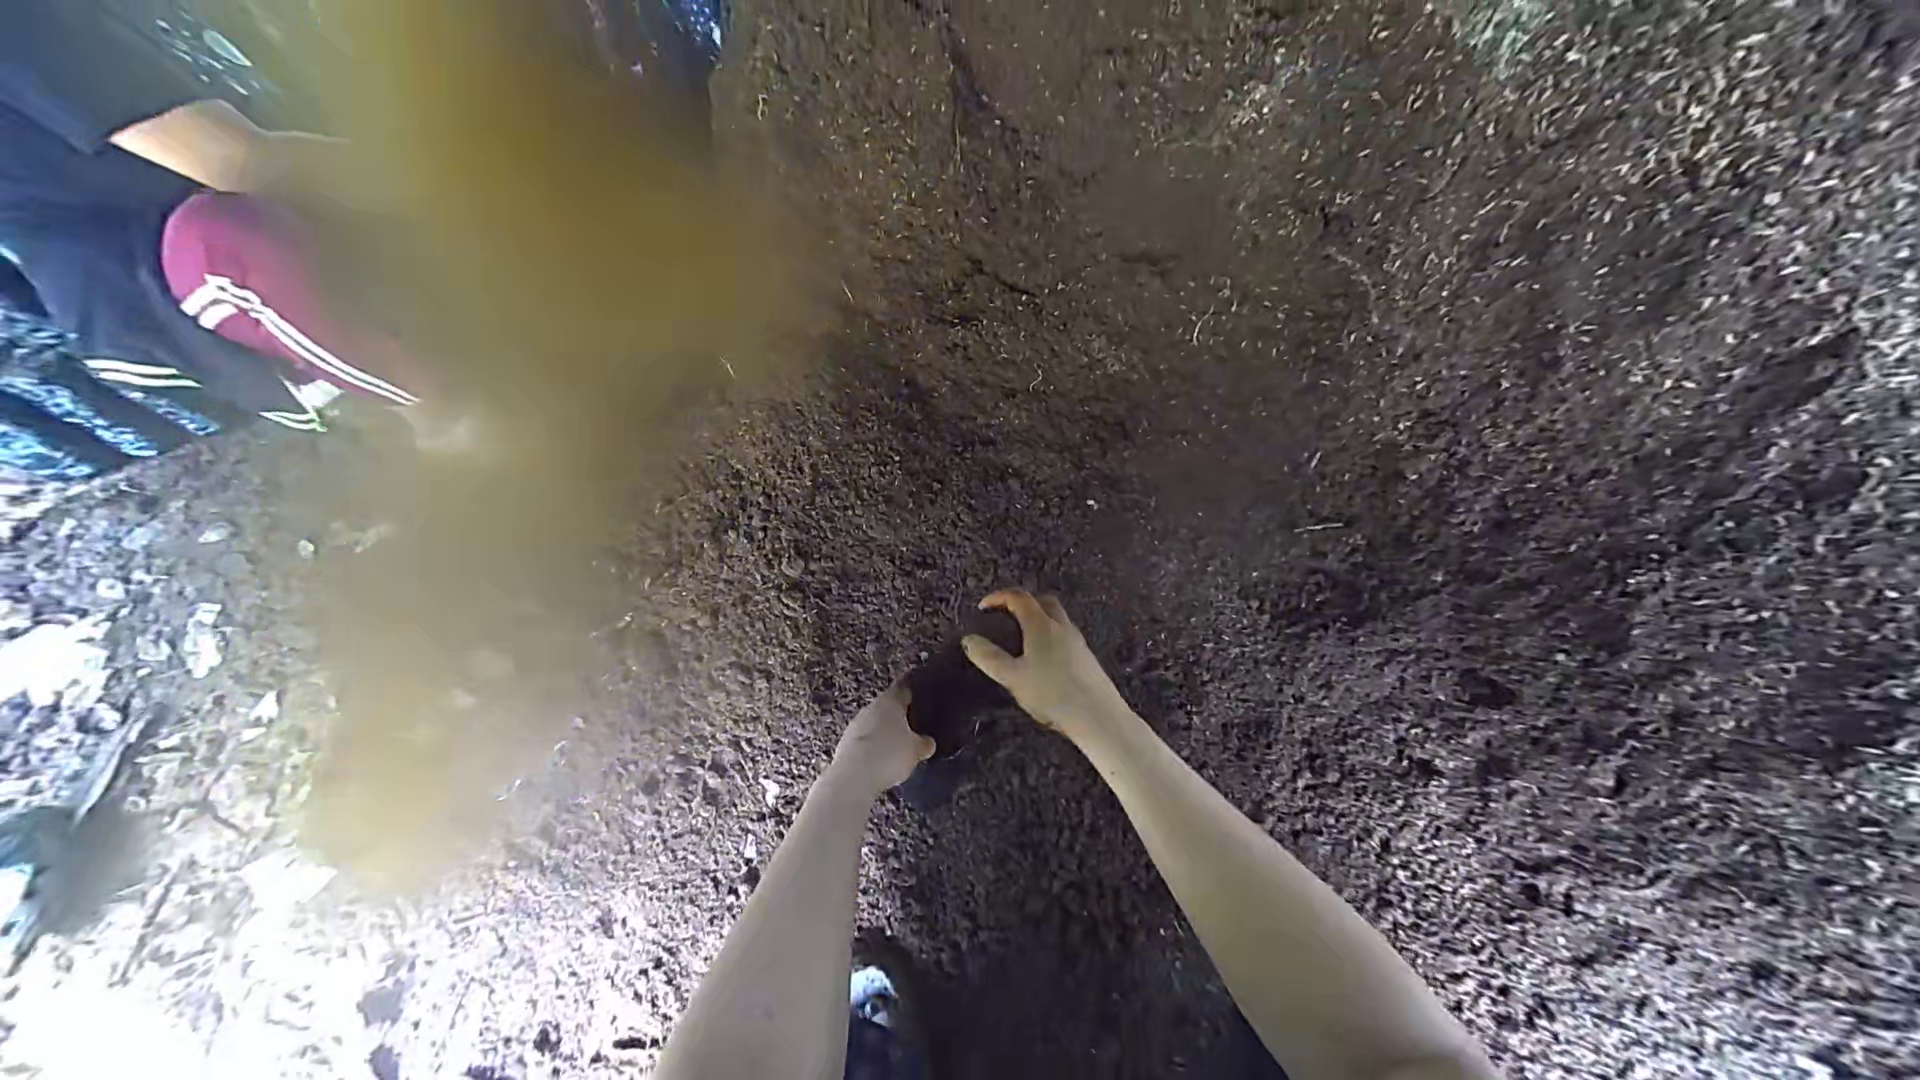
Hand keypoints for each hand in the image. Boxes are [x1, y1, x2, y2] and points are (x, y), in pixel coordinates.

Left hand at [829, 682, 935, 795]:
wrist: (853, 777)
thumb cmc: (889, 755)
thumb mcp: (917, 750)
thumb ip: (925, 743)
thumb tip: (928, 742)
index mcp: (890, 701)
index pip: (904, 686)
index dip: (913, 687)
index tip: (919, 686)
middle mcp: (871, 707)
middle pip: (888, 705)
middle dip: (899, 713)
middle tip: (913, 722)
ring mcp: (856, 724)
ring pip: (875, 722)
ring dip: (884, 730)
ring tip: (898, 745)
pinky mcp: (846, 742)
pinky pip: (865, 739)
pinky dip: (873, 745)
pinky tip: (881, 758)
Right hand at [962, 590, 1133, 743]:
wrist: (1098, 716)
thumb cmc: (1052, 694)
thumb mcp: (1012, 677)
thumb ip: (989, 657)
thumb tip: (969, 639)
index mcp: (1041, 625)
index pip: (1019, 598)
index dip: (999, 597)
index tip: (984, 606)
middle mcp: (1062, 627)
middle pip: (1043, 601)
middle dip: (1023, 601)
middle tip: (1006, 614)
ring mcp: (1077, 641)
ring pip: (1057, 617)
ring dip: (1038, 617)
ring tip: (1022, 637)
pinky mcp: (1087, 657)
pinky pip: (1065, 635)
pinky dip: (1050, 634)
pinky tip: (1044, 658)